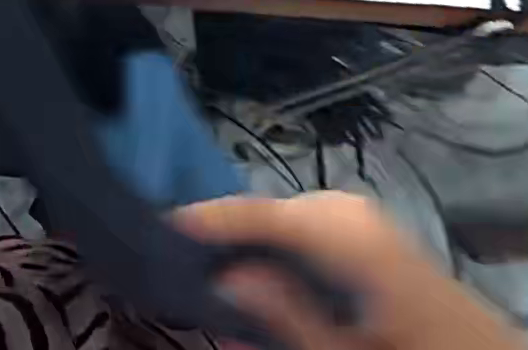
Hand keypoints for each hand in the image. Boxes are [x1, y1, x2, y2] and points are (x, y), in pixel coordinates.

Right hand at [174, 192, 526, 349]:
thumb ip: (288, 316)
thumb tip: (226, 275)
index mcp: (342, 229)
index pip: (253, 212)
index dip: (205, 219)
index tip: (159, 227)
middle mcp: (345, 209)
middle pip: (264, 219)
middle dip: (228, 250)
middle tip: (191, 281)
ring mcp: (359, 220)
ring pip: (282, 230)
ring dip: (254, 262)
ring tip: (225, 295)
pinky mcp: (368, 238)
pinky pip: (307, 241)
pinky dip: (284, 267)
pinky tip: (272, 299)